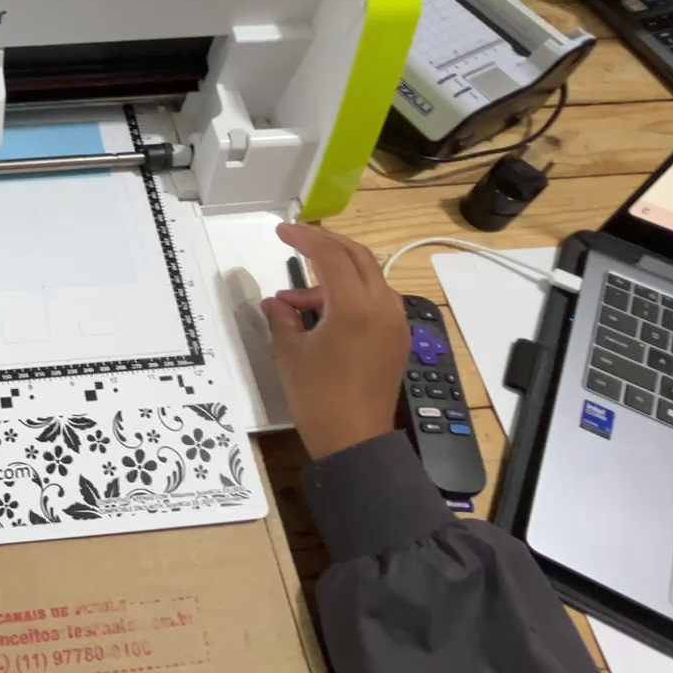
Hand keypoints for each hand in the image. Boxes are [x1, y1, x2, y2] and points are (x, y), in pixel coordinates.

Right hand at [260, 224, 409, 460]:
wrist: (353, 441)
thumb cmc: (317, 397)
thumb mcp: (290, 353)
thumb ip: (282, 318)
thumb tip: (276, 302)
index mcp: (355, 307)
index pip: (332, 256)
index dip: (305, 238)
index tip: (282, 231)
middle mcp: (383, 307)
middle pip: (358, 258)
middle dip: (326, 245)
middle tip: (296, 242)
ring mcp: (394, 323)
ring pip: (367, 279)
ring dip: (334, 275)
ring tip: (296, 300)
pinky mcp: (396, 339)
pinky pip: (373, 301)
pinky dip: (347, 295)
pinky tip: (321, 314)